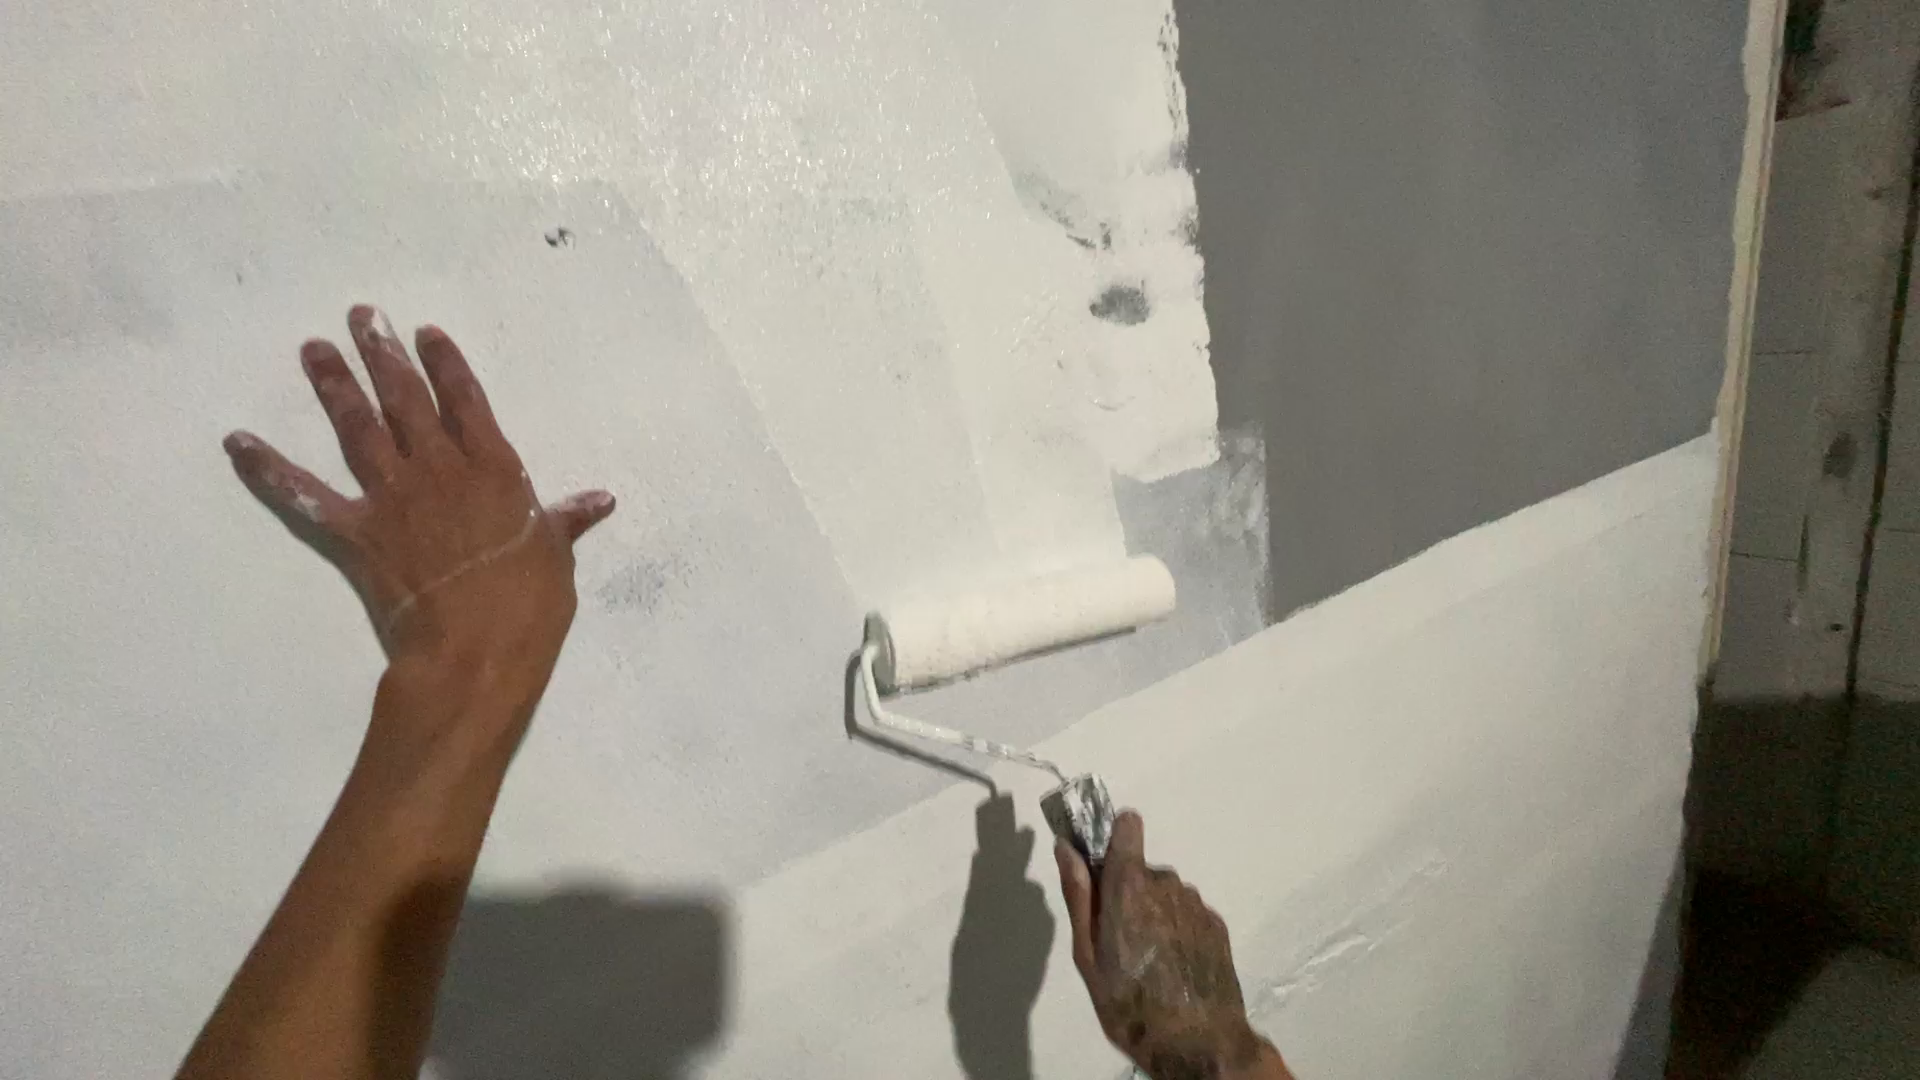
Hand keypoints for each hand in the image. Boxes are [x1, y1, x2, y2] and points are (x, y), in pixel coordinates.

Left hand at [222, 305, 612, 732]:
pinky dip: (269, 471)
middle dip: (386, 357)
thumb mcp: (558, 552)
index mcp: (495, 470)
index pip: (468, 403)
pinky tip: (239, 443)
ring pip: (358, 430)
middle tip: (362, 317)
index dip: (447, 365)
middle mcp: (440, 470)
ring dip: (336, 388)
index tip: (426, 333)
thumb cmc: (532, 599)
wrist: (477, 648)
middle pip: (407, 402)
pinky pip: (304, 496)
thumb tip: (602, 499)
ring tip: (315, 349)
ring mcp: (392, 498)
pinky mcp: (354, 532)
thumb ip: (568, 518)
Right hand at [1056, 812, 1277, 1079]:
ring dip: (1155, 914)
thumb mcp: (1087, 955)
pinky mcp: (1216, 925)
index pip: (1127, 826)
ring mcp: (1195, 903)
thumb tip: (1065, 847)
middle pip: (1140, 871)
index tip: (1104, 864)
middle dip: (1129, 893)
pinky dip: (1178, 931)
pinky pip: (1187, 914)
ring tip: (1150, 962)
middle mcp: (1165, 881)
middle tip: (1121, 941)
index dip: (1115, 836)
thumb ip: (1078, 895)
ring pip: (1165, 894)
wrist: (1200, 1046)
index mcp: (1128, 883)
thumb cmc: (1129, 1002)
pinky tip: (1175, 968)